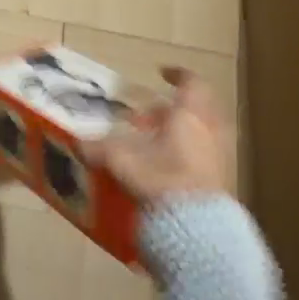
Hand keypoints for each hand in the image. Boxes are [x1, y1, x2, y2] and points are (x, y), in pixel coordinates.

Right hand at [87, 67, 236, 205]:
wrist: (196, 226)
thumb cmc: (161, 178)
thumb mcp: (123, 160)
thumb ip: (100, 149)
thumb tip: (78, 144)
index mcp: (189, 115)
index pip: (191, 83)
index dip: (178, 74)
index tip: (162, 73)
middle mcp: (209, 130)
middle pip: (199, 108)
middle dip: (174, 108)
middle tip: (150, 115)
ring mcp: (218, 156)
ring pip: (202, 132)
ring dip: (180, 132)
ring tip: (154, 142)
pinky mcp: (219, 180)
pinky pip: (203, 156)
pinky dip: (186, 154)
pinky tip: (163, 168)